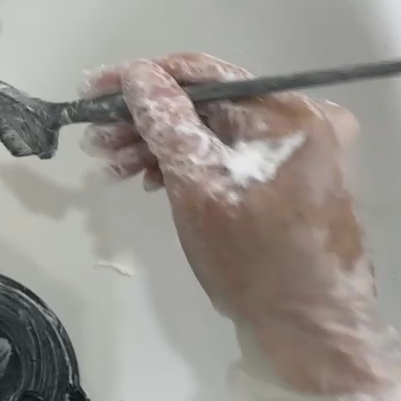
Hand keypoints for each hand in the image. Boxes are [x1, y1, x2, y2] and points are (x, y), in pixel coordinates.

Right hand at [84, 54, 400, 400]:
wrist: (307, 328)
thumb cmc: (252, 256)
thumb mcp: (197, 183)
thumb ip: (164, 122)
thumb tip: (136, 75)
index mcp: (287, 112)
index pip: (200, 73)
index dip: (139, 79)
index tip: (93, 92)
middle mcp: (298, 120)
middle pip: (201, 102)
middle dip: (142, 120)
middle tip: (95, 139)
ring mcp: (294, 149)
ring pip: (206, 130)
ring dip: (155, 144)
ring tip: (111, 164)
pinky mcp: (284, 177)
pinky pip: (221, 154)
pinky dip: (182, 164)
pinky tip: (147, 179)